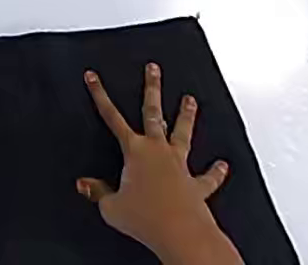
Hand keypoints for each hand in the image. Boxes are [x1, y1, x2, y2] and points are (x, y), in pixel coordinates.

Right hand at [78, 65, 241, 264]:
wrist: (183, 237)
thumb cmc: (147, 220)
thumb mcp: (112, 207)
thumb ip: (98, 192)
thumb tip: (84, 185)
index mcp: (134, 150)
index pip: (111, 116)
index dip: (99, 95)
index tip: (93, 76)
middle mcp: (157, 150)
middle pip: (152, 112)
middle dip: (151, 88)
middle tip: (153, 69)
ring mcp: (179, 166)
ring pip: (182, 133)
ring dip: (186, 116)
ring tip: (190, 100)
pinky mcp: (197, 187)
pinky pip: (208, 177)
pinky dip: (216, 172)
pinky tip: (223, 165)